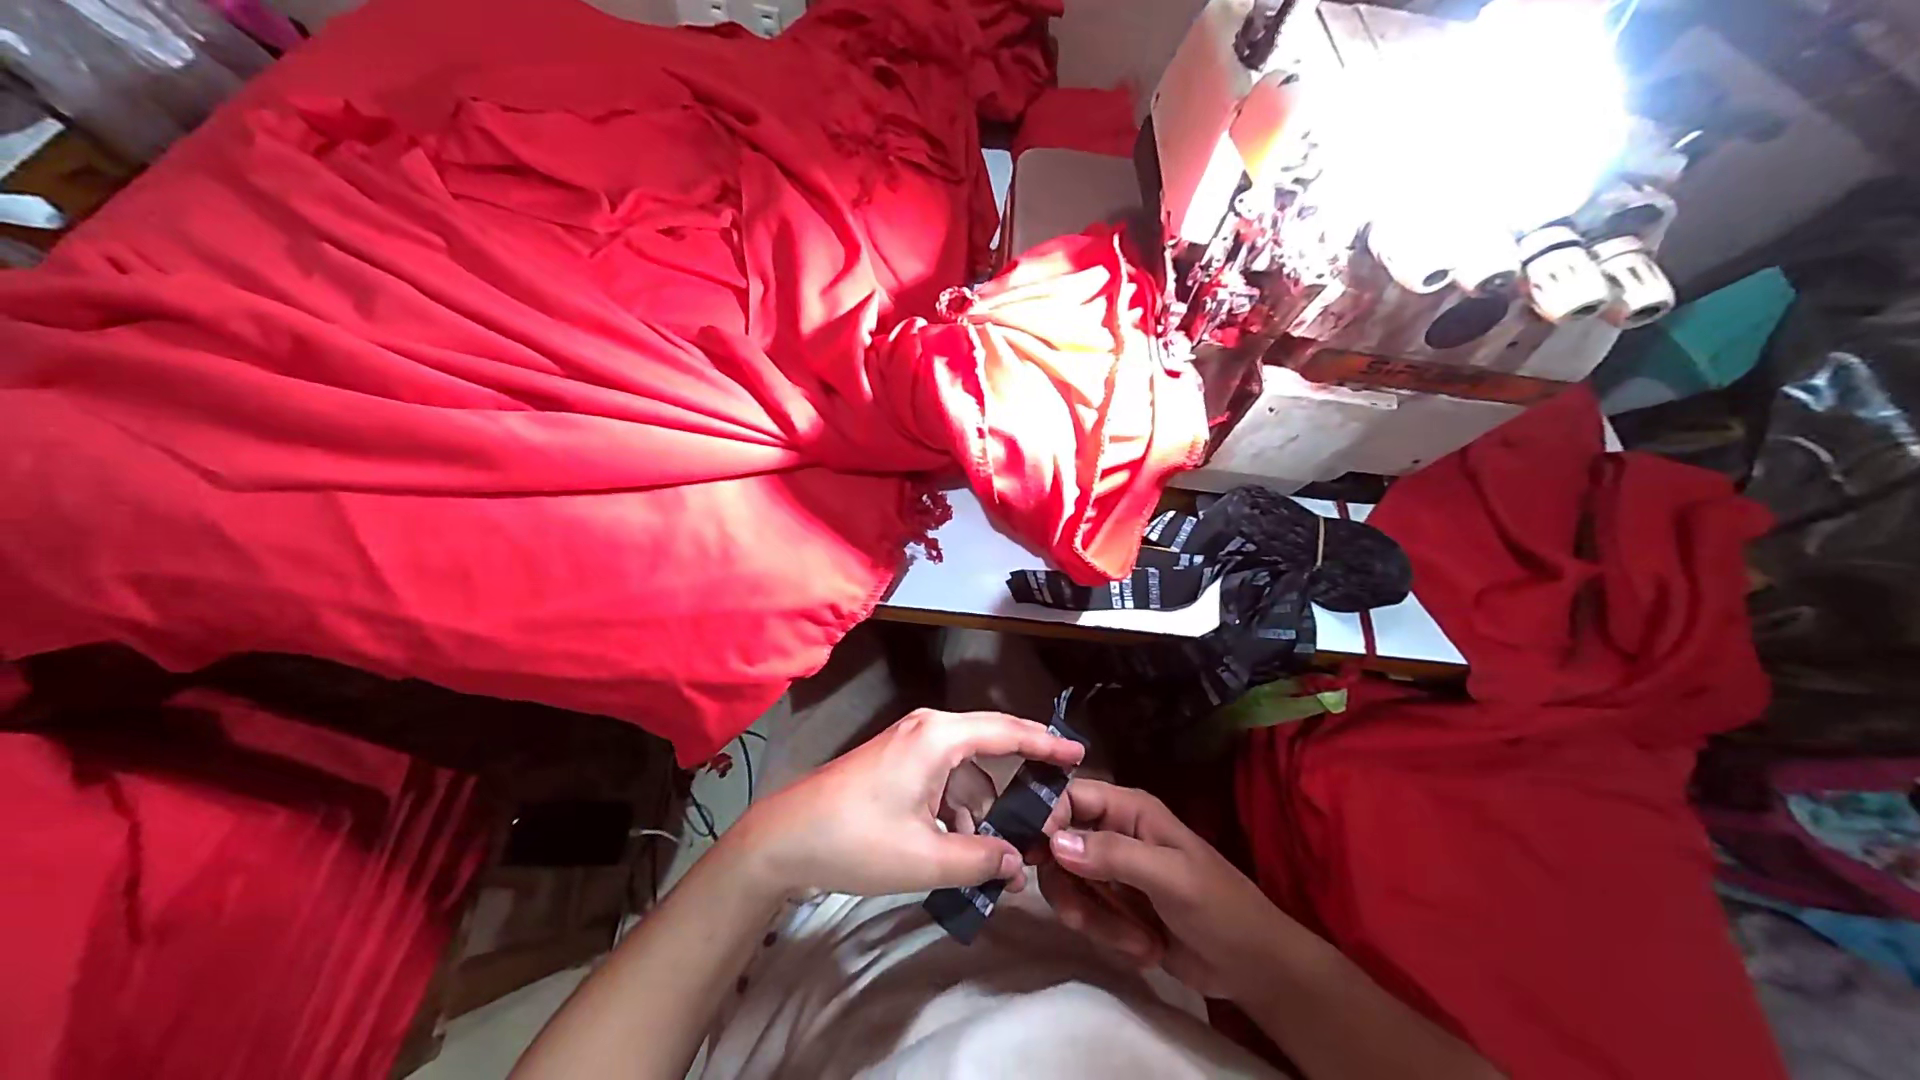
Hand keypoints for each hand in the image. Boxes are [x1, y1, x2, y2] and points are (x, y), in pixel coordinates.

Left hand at [721, 708, 1083, 899]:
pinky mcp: (894, 764)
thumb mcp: (925, 858)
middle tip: (1044, 821)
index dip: (1047, 743)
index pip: (1008, 732)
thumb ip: (981, 859)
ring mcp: (908, 745)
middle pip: (990, 750)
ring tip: (992, 856)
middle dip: (1016, 787)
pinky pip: (941, 780)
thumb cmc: (857, 840)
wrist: (782, 839)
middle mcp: (928, 730)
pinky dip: (955, 809)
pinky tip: (955, 847)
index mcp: (939, 737)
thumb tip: (1018, 862)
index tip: (1079, 753)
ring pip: (965, 772)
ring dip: (981, 809)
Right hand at [1037, 778, 1294, 999]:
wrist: (1252, 967)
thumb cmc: (1219, 907)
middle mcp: (1112, 832)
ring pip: (1067, 884)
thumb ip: (1113, 855)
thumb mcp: (1170, 877)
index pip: (1070, 796)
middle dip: (1070, 887)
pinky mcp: (1112, 906)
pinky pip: (1084, 913)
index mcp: (1128, 809)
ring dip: (1094, 919)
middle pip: (1058, 846)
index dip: (1048, 819)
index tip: (1037, 856)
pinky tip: (1143, 947)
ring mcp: (1110, 871)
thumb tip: (1054, 841)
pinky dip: (1107, 935)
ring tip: (1135, 941)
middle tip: (1081, 918)